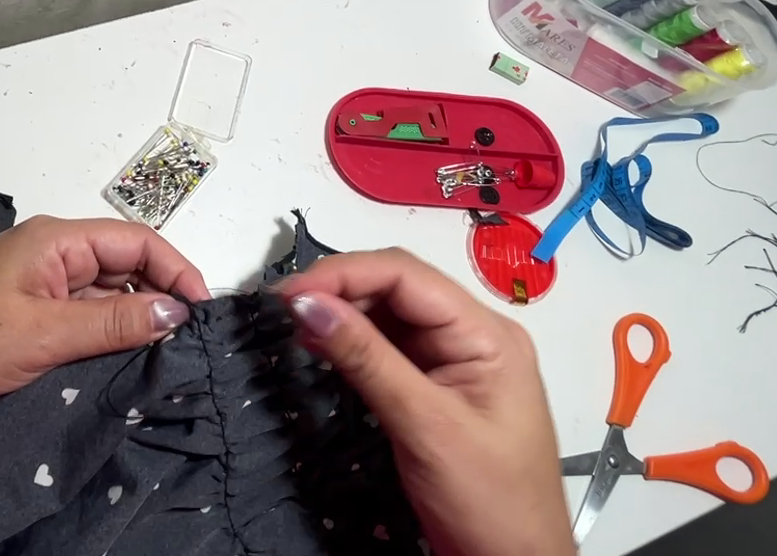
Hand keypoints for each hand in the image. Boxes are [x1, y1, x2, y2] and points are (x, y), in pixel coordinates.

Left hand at [0, 215, 209, 413]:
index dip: (174, 269)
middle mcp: (55, 250)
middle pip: (124, 261)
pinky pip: (86, 308)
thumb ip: (113, 321)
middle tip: (188, 338)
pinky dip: (109, 326)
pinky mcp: (35, 304)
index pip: (135, 241)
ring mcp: (44, 278)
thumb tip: (174, 311)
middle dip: (159, 293)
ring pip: (108, 287)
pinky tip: (126, 352)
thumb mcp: (46, 334)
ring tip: (166, 349)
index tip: (201, 309)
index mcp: (57, 239)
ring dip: (135, 313)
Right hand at [277, 250, 571, 555]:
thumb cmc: (489, 504)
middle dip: (338, 289)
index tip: (292, 292)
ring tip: (296, 325)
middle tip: (286, 308)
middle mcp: (470, 332)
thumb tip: (305, 303)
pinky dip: (348, 339)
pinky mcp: (432, 379)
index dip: (344, 273)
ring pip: (384, 310)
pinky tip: (319, 344)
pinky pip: (383, 342)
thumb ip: (365, 358)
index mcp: (486, 333)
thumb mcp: (424, 426)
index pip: (405, 275)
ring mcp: (452, 356)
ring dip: (339, 312)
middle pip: (394, 286)